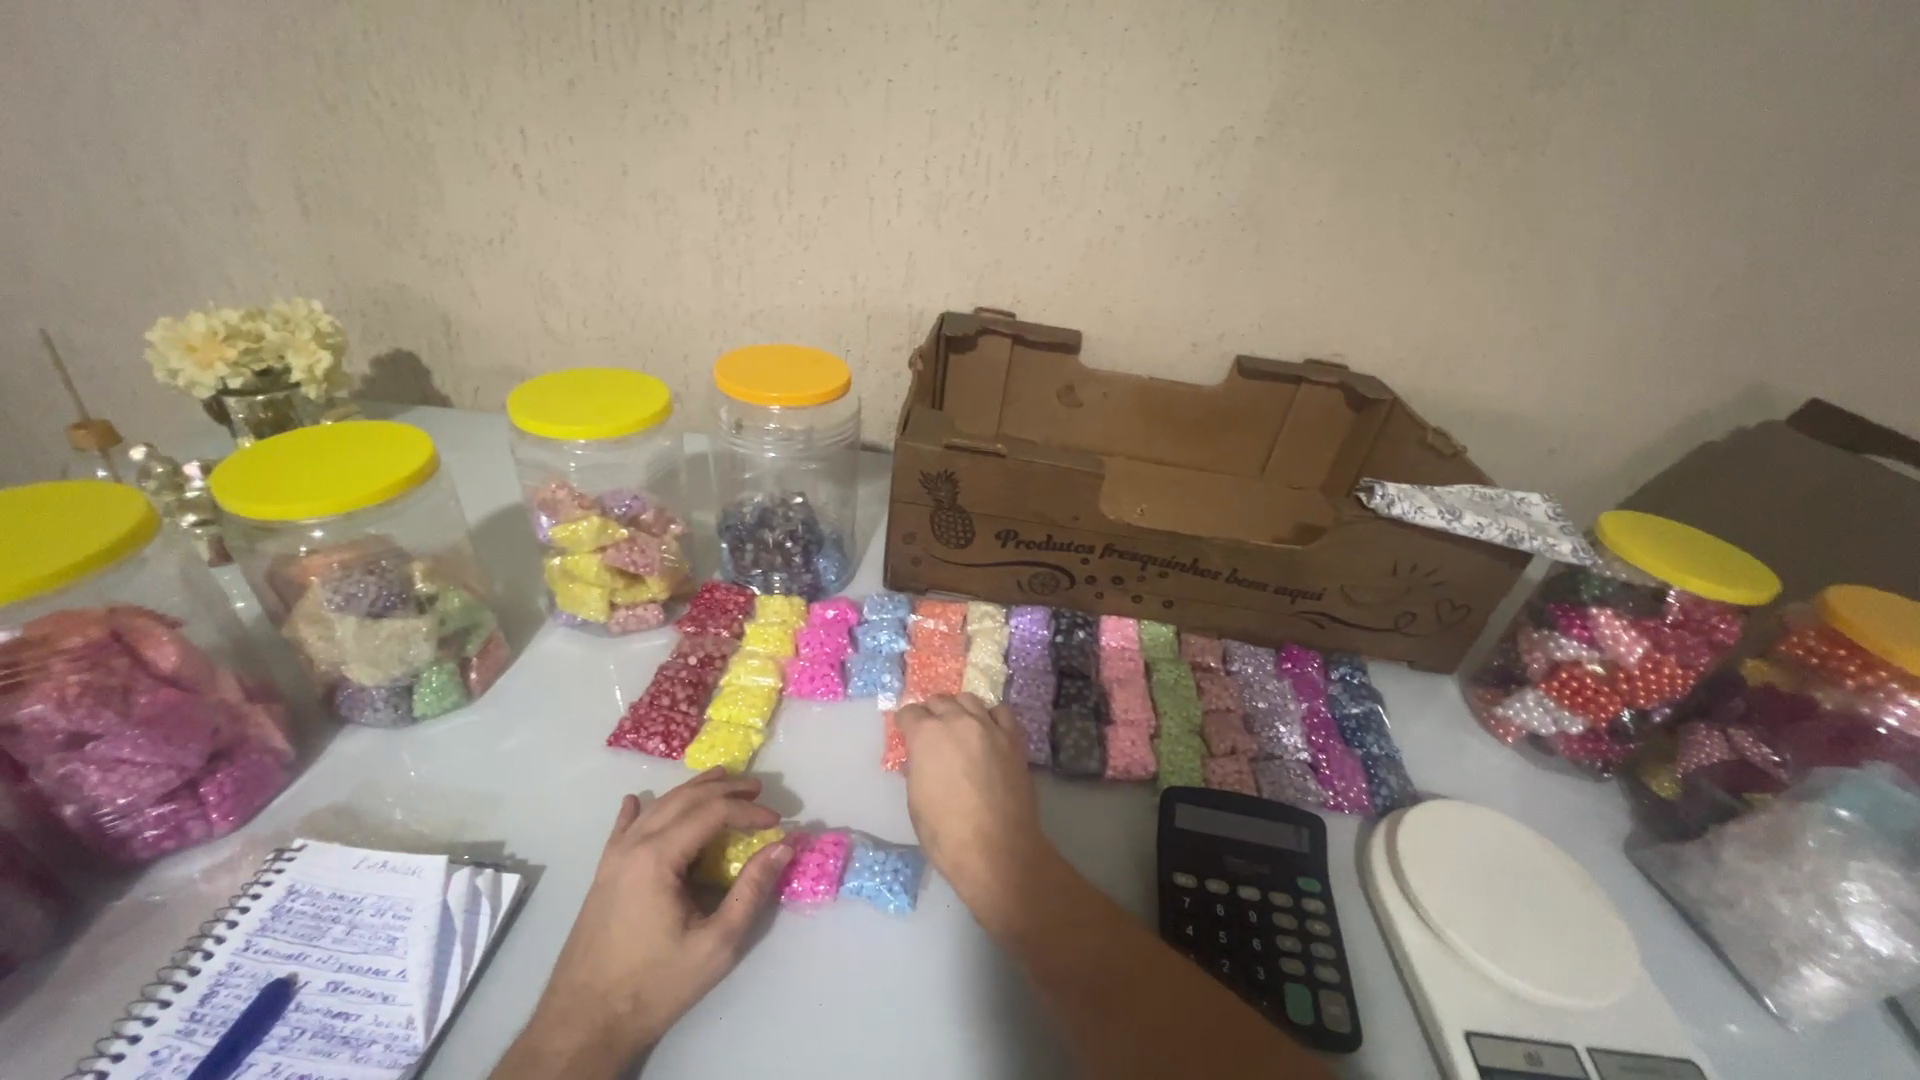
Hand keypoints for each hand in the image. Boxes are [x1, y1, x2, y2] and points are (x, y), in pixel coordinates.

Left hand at [497, 770, 790, 1075]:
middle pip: (683, 800)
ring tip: (721, 782)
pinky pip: (622, 830)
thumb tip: (783, 846)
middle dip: (724, 789)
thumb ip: (752, 890)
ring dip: (691, 792)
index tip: (777, 820)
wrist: (583, 1022)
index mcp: (658, 857)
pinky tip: (637, 801)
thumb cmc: (655, 984)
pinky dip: (639, 811)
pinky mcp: (602, 876)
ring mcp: (612, 859)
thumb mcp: (716, 943)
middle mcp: (632, 846)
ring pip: (656, 808)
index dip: (748, 811)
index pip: (712, 813)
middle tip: (758, 787)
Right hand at [895, 693, 1058, 927]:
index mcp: (926, 735)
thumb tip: (918, 758)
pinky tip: (988, 730)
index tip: (906, 732)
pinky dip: (990, 716)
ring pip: (970, 700)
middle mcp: (958, 721)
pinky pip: (1001, 713)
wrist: (997, 849)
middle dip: (931, 712)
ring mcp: (989, 727)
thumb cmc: (946, 833)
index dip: (905, 723)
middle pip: (940, 701)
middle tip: (930, 730)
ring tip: (959, 726)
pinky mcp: (1013, 739)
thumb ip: (916, 769)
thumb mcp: (916, 800)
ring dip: (959, 709)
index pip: (909, 713)